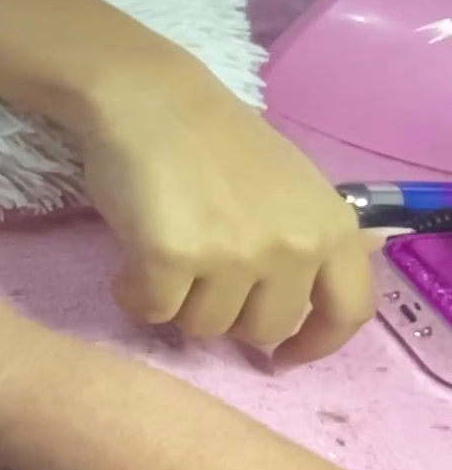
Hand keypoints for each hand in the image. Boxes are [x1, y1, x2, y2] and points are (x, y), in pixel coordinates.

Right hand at [79, 82, 372, 363]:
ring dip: (169, 306)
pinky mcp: (170, 258)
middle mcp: (291, 248)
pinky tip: (124, 268)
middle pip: (257, 329)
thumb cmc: (210, 144)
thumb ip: (297, 237)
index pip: (346, 313)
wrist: (152, 109)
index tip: (278, 360)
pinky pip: (147, 309)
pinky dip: (130, 296)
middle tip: (187, 291)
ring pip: (197, 325)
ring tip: (151, 270)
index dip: (311, 346)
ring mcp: (231, 255)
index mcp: (331, 229)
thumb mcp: (285, 190)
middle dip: (218, 318)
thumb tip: (303, 286)